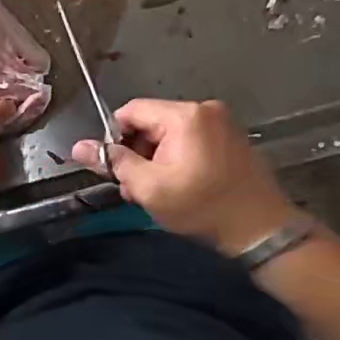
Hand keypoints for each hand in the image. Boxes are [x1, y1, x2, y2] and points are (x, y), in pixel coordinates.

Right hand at [71, 99, 297, 254]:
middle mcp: (205, 110)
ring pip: (167, 134)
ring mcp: (221, 123)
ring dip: (153, 159)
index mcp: (184, 116)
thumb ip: (113, 162)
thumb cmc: (201, 207)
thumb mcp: (148, 187)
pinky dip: (174, 159)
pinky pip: (188, 140)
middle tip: (134, 187)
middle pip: (149, 122)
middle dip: (135, 152)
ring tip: (154, 191)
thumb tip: (78, 147)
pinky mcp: (230, 138)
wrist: (261, 230)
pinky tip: (176, 185)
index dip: (113, 138)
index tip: (114, 168)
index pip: (129, 111)